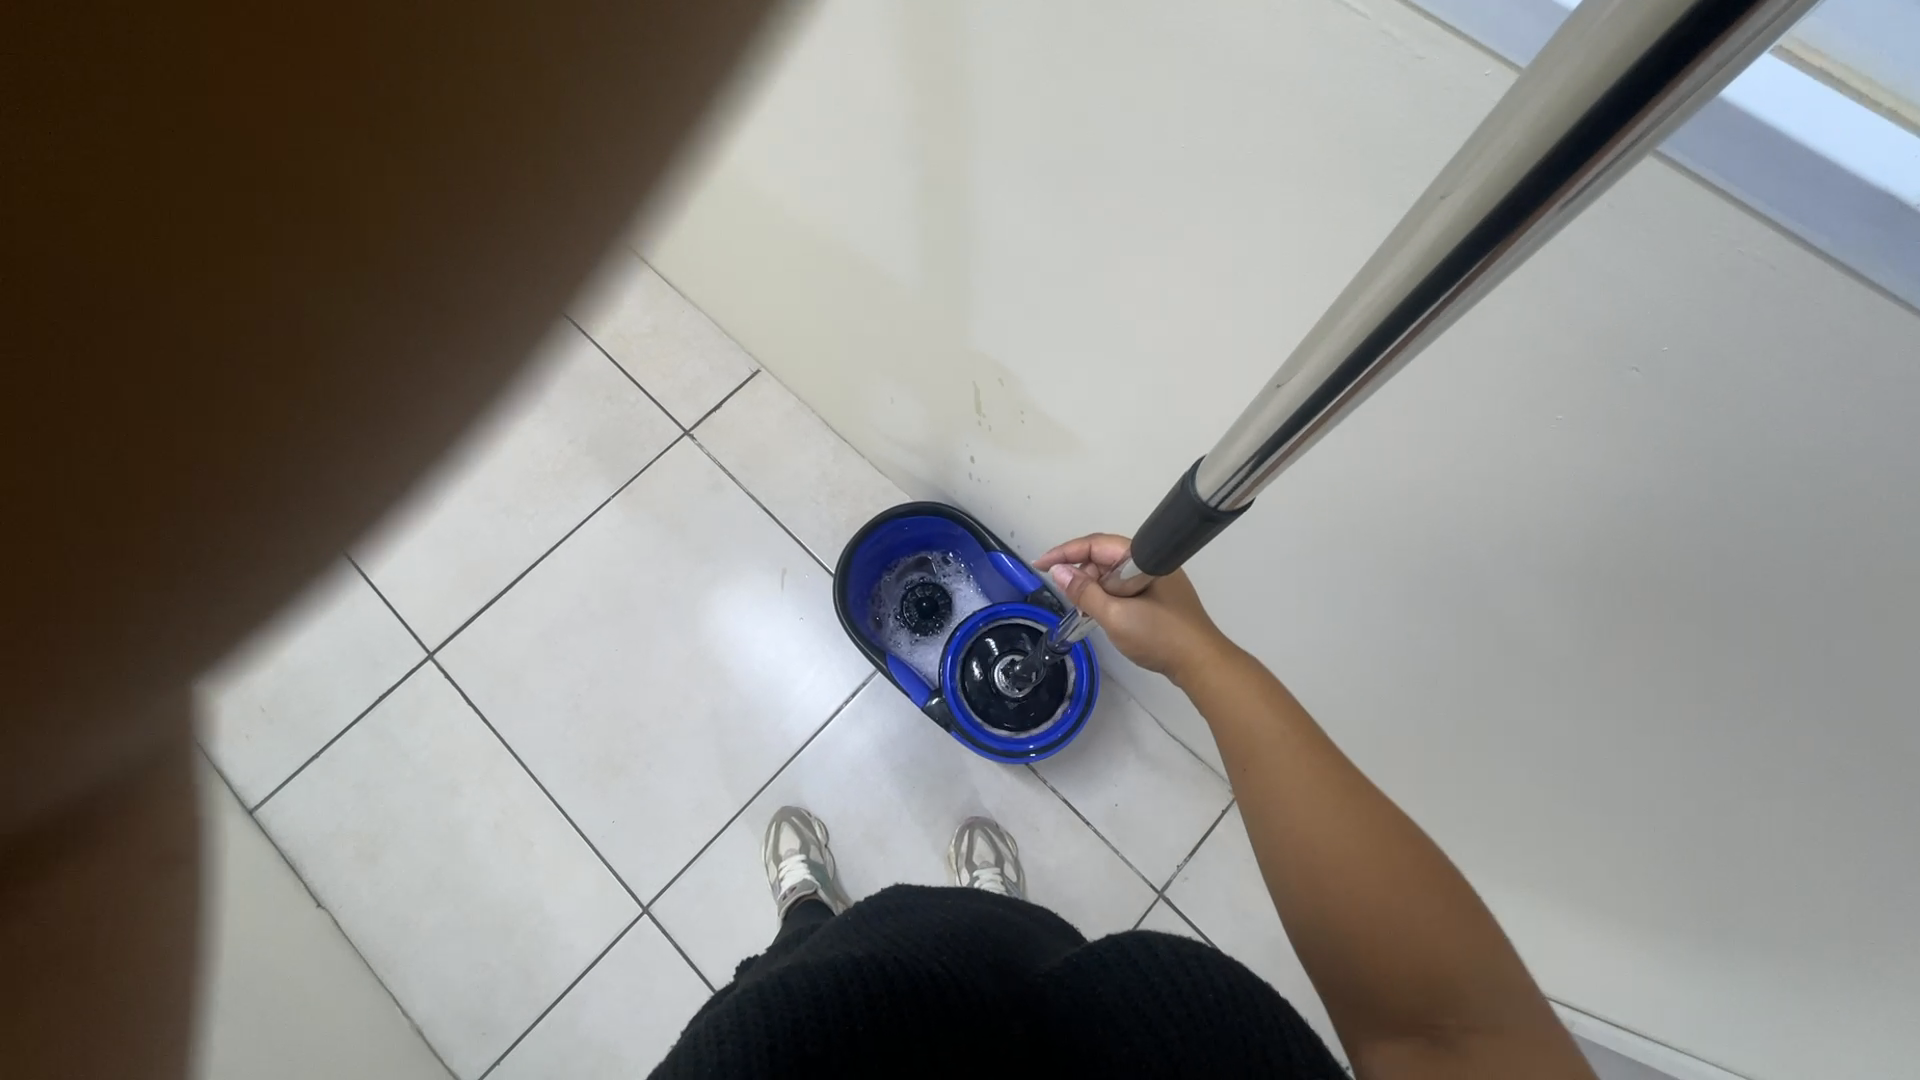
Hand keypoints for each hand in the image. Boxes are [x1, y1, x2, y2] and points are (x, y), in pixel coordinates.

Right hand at [1033, 533, 1233, 686]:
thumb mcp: (1115, 616)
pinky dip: (1108, 595)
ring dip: (1094, 586)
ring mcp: (1157, 580)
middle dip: (1080, 570)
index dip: (1066, 552)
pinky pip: (1126, 586)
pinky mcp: (1160, 597)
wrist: (1202, 664)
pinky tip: (1101, 611)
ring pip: (1115, 573)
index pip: (1096, 544)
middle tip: (1064, 592)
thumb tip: (1059, 572)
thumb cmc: (1160, 637)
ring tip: (1082, 607)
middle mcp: (1151, 563)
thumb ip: (1085, 592)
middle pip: (1105, 556)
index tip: (1041, 565)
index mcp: (1143, 559)